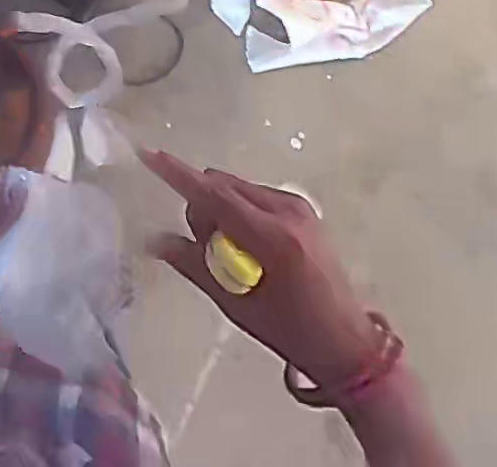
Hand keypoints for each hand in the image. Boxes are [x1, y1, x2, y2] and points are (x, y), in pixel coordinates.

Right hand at [142, 149, 390, 388]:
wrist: (347, 342)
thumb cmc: (290, 331)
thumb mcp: (235, 305)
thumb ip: (193, 264)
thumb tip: (153, 240)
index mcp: (272, 238)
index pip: (214, 195)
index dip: (177, 174)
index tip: (149, 154)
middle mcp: (286, 210)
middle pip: (220, 185)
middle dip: (202, 208)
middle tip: (209, 250)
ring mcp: (296, 204)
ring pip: (234, 186)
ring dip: (220, 209)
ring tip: (234, 251)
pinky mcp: (301, 205)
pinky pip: (251, 193)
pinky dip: (238, 211)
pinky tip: (251, 244)